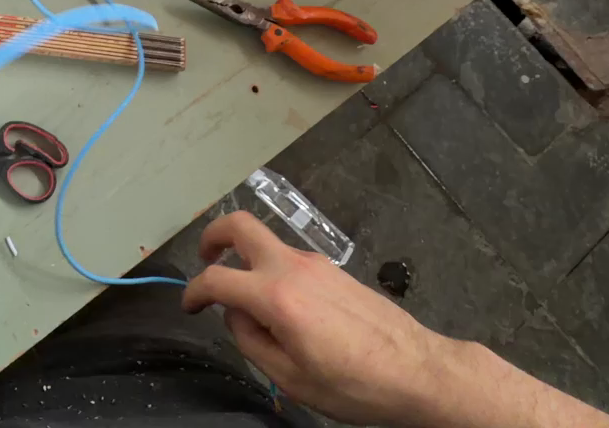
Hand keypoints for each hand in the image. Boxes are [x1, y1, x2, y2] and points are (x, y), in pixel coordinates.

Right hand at [181, 212, 463, 427]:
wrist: (420, 371)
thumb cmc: (354, 383)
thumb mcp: (293, 378)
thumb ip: (252, 342)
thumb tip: (236, 316)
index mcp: (277, 296)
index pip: (218, 280)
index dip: (194, 291)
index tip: (188, 304)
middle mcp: (291, 266)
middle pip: (240, 225)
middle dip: (213, 235)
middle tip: (205, 259)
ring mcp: (314, 262)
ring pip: (266, 242)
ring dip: (246, 258)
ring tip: (251, 304)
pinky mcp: (331, 268)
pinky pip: (288, 258)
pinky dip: (272, 271)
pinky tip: (284, 308)